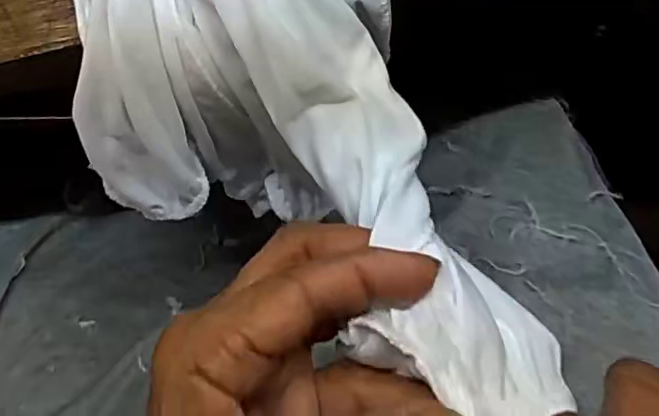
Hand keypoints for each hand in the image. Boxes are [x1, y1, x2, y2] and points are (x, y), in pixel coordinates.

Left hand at [150, 222, 449, 414]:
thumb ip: (366, 405)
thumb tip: (449, 400)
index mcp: (209, 348)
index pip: (295, 282)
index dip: (363, 267)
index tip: (425, 269)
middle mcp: (227, 340)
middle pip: (297, 264)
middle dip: (361, 258)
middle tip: (421, 266)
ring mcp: (252, 368)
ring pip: (318, 308)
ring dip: (376, 310)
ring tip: (433, 312)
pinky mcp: (279, 400)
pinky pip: (335, 370)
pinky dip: (381, 377)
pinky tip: (431, 390)